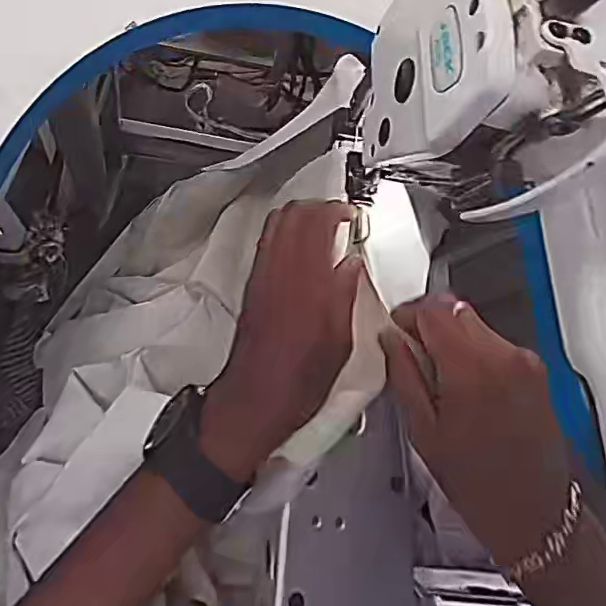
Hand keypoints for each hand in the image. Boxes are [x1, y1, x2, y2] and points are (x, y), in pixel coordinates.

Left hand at [202, 201, 361, 481]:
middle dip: (321, 206)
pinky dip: (284, 229)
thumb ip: (345, 294)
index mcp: (307, 282)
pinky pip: (266, 240)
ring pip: (277, 221)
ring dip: (301, 214)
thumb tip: (352, 265)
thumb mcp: (339, 342)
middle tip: (340, 215)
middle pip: (295, 213)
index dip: (338, 210)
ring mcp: (262, 274)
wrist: (253, 400)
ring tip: (322, 223)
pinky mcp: (252, 284)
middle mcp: (280, 271)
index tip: (353, 215)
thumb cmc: (296, 380)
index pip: (318, 223)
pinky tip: (299, 243)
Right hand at [382, 294, 574, 565]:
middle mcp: (502, 354)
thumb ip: (404, 375)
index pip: (433, 309)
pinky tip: (465, 385)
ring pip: (474, 322)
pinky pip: (494, 341)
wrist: (536, 513)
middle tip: (411, 349)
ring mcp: (522, 359)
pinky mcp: (535, 367)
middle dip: (429, 321)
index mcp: (471, 368)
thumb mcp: (424, 432)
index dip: (407, 314)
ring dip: (452, 336)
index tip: (396, 328)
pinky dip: (475, 350)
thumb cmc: (482, 486)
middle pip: (455, 308)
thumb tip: (391, 340)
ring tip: (439, 375)